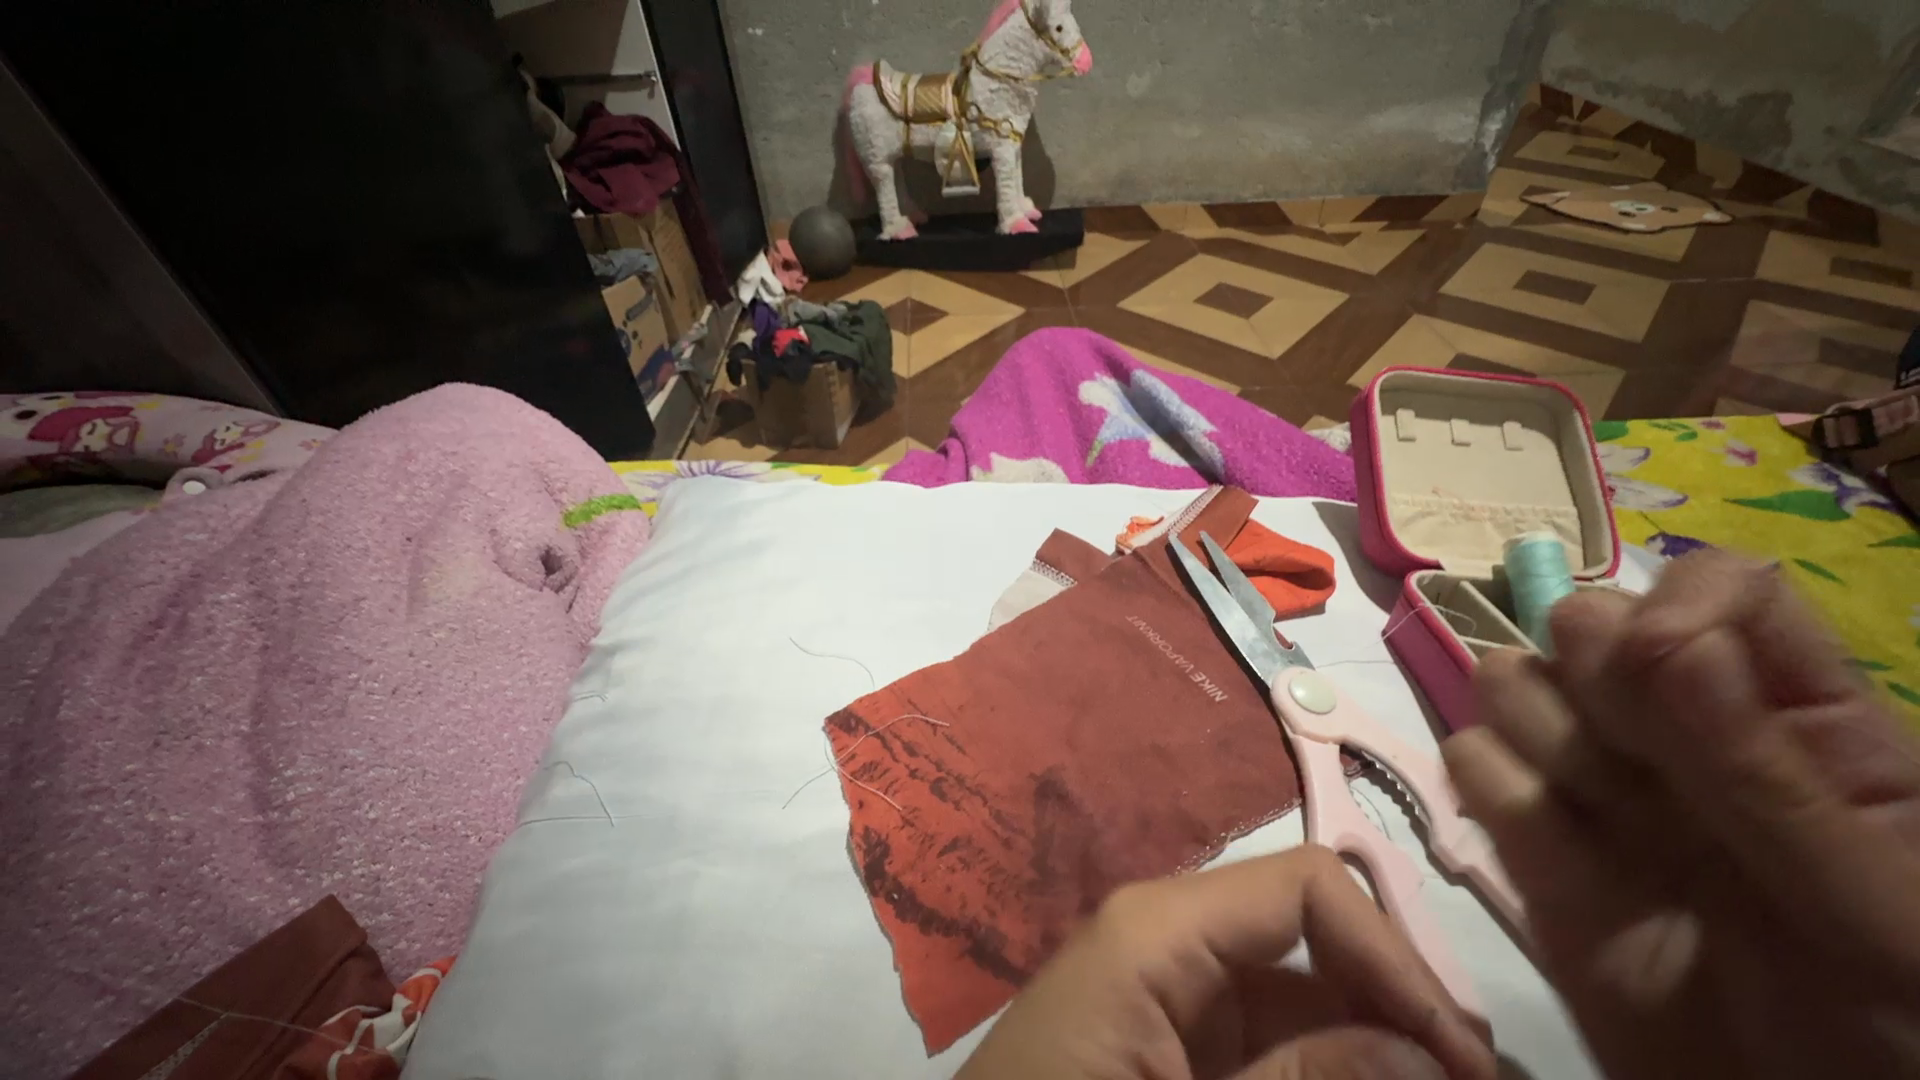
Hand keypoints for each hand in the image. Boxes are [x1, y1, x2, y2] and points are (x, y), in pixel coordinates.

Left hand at [954, 846, 1495, 1079]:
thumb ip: (1308, 1078)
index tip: (1471, 1063)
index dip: (1398, 958)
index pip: (1307, 887)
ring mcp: (1169, 982)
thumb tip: (1431, 1054)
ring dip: (1370, 1044)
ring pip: (1297, 991)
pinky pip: (1264, 1032)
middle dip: (1397, 1008)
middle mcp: (1168, 932)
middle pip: (1310, 937)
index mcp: (1161, 926)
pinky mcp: (1170, 1030)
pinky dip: (1322, 1065)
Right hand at [1445, 550, 1919, 1078]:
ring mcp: (1593, 780)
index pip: (1717, 592)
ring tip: (1595, 817)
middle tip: (1633, 766)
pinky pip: (1468, 760)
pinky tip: (1550, 852)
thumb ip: (1766, 770)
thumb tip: (1653, 634)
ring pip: (1508, 681)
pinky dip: (1494, 791)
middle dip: (1590, 680)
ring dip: (1537, 734)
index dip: (1676, 606)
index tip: (1654, 662)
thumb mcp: (1877, 915)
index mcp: (1795, 723)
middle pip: (1582, 627)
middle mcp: (1678, 731)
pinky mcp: (1522, 833)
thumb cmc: (1893, 1036)